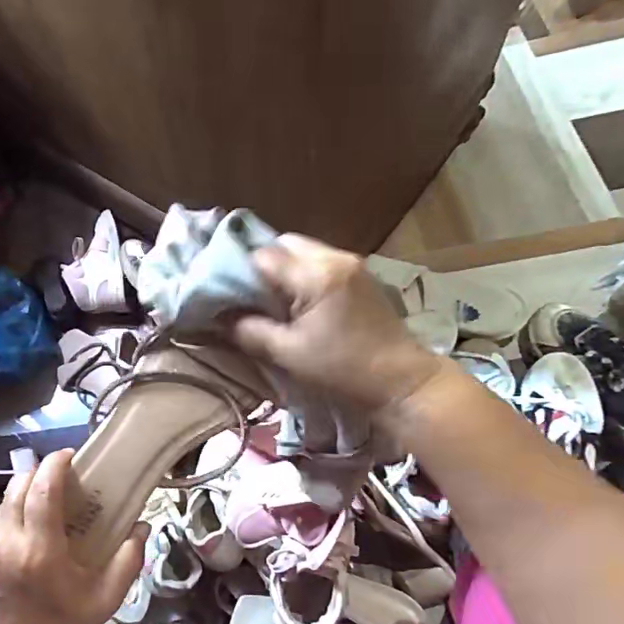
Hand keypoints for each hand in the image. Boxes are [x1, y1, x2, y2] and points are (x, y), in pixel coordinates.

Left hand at [0, 450, 145, 623]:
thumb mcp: (107, 596)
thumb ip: (130, 558)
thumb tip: (143, 524)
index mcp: (39, 551)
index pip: (41, 489)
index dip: (55, 464)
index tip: (71, 457)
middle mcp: (6, 543)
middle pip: (20, 484)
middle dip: (42, 474)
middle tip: (64, 479)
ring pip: (6, 498)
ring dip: (27, 492)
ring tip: (47, 504)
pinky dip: (13, 512)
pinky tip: (28, 527)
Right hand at [229, 234, 445, 415]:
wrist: (401, 380)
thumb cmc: (343, 369)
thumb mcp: (289, 353)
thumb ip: (250, 330)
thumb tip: (222, 318)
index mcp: (316, 274)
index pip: (263, 255)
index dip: (241, 272)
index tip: (231, 294)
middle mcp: (335, 257)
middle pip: (285, 243)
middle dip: (264, 264)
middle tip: (252, 295)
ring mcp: (352, 263)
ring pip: (305, 249)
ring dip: (286, 268)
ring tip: (275, 299)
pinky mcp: (362, 274)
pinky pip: (323, 260)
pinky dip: (305, 273)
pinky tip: (301, 301)